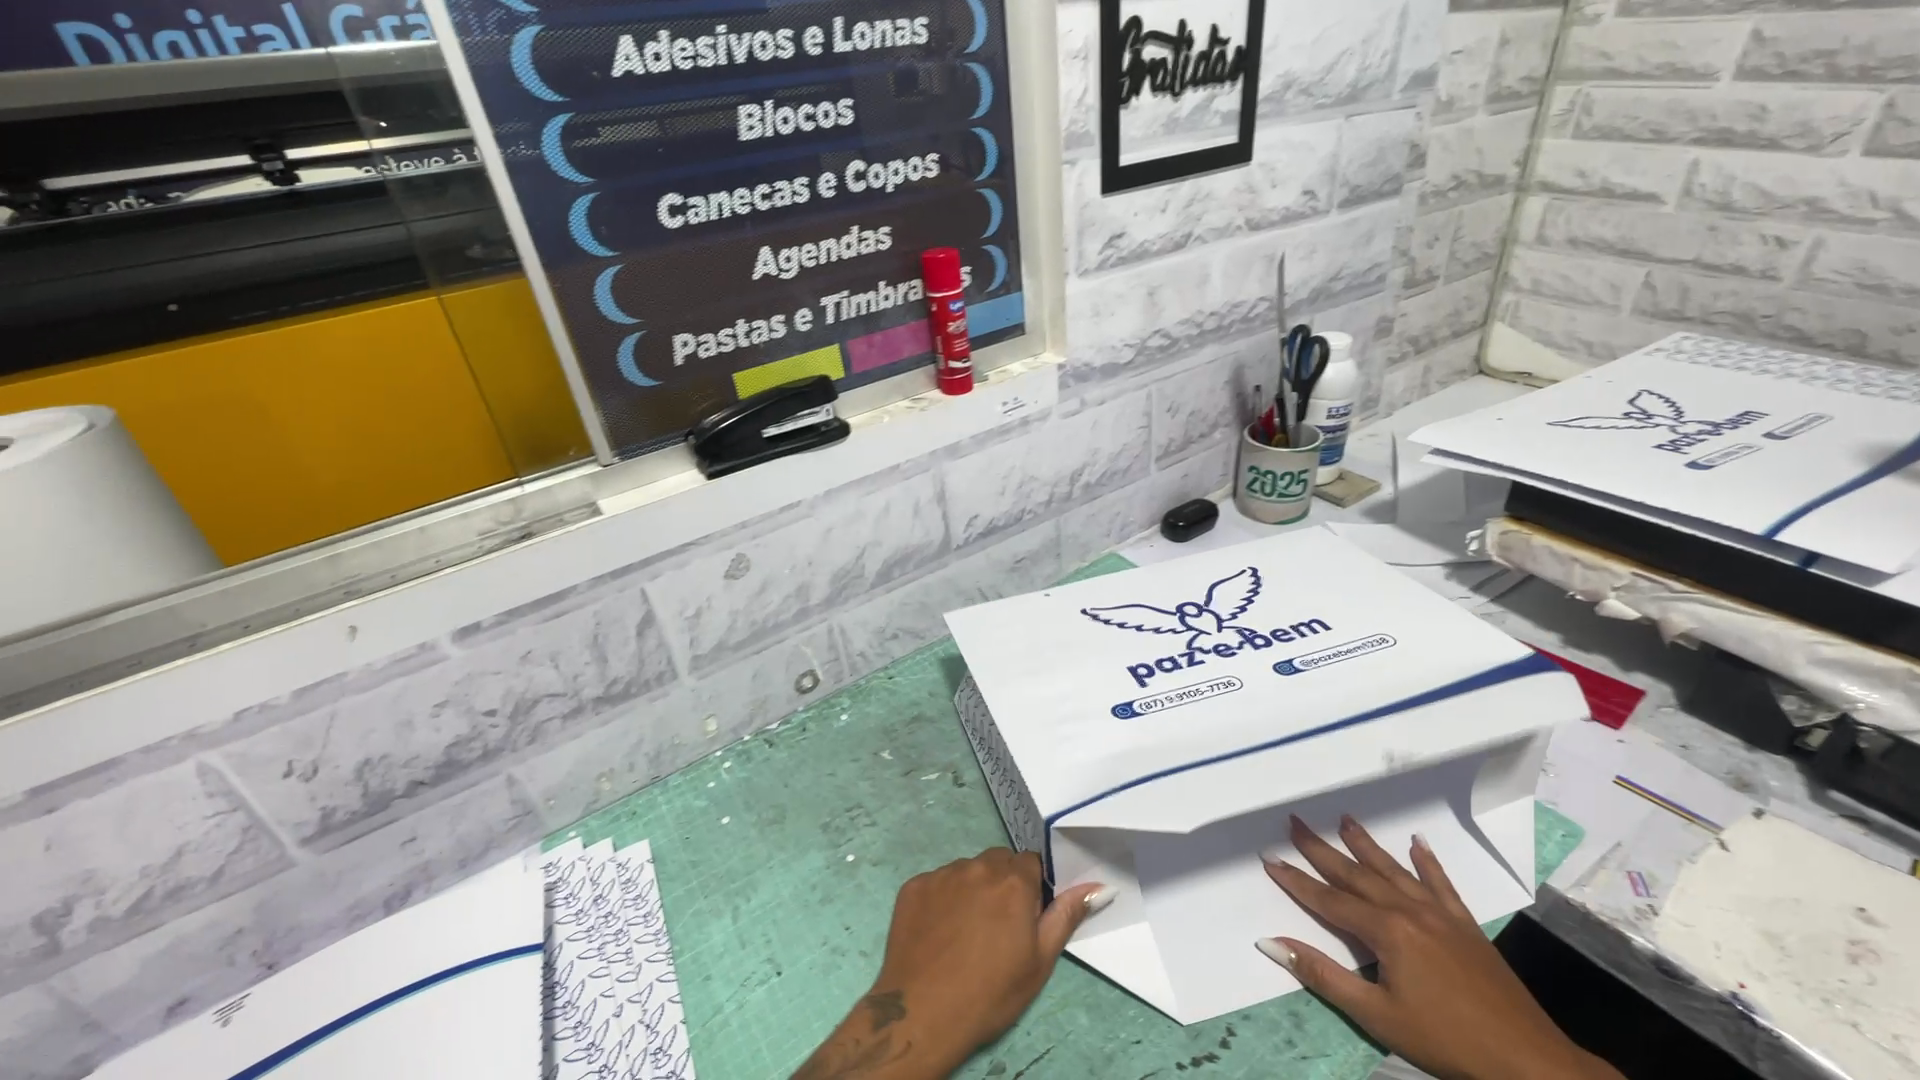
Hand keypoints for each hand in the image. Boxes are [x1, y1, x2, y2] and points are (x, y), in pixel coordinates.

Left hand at [793, 849, 1108, 1079]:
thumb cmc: (990, 993)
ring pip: (966, 870)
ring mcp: (941, 875)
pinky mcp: (913, 886)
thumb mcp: (1040, 962)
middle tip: (997, 926)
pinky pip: (937, 883)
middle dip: (1003, 884)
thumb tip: (1096, 885)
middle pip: (998, 862)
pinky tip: (939, 932)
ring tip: (966, 932)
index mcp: (1014, 882)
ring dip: (972, 889)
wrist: (923, 1013)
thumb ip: (1066, 916)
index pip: (1031, 863)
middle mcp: (977, 867)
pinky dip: (942, 899)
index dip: (1031, 887)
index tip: (1025, 916)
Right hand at [1257, 816, 1624, 1079]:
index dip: (1296, 881)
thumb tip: (1271, 944)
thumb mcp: (1375, 1015)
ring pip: (1394, 870)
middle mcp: (1410, 911)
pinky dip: (1427, 861)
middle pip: (1356, 874)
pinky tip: (1417, 842)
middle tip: (1295, 821)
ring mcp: (1441, 914)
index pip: (1329, 900)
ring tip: (1344, 819)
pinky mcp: (1466, 925)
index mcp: (1386, 931)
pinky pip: (1441, 883)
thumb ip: (1322, 975)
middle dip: (1322, 849)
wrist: (1527, 1060)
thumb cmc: (1445, 1040)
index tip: (1268, 858)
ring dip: (1366, 844)